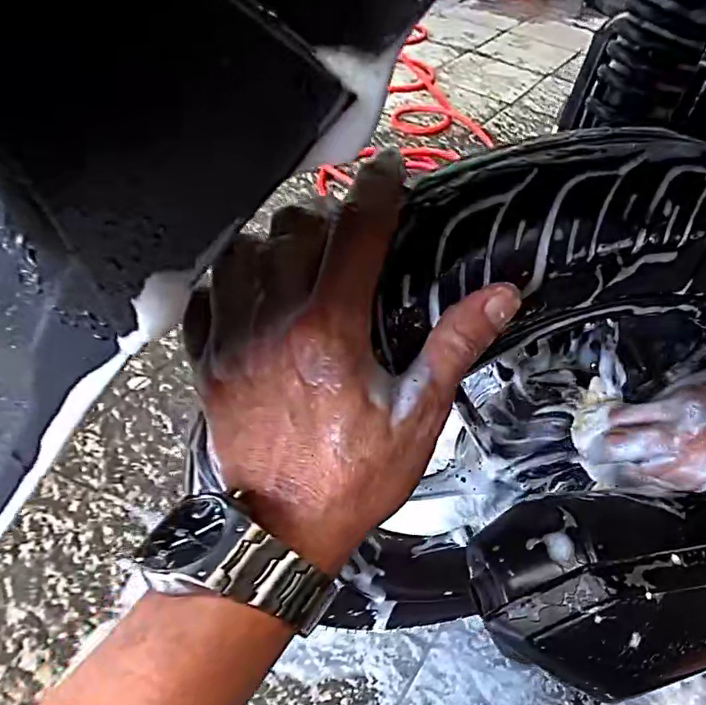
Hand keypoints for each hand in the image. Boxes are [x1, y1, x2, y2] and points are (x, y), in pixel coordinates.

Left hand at [182, 151, 520, 570]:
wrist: (279, 530)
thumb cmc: (349, 480)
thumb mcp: (417, 416)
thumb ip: (453, 347)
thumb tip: (497, 298)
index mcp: (330, 331)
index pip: (357, 235)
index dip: (379, 194)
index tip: (390, 174)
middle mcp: (275, 322)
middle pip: (297, 231)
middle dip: (330, 217)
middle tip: (353, 230)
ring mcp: (234, 341)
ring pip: (246, 252)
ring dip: (279, 241)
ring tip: (304, 254)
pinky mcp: (210, 364)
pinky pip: (208, 295)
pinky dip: (232, 278)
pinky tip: (254, 289)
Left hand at [571, 371, 705, 492]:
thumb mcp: (698, 383)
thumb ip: (663, 400)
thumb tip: (636, 411)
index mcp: (675, 412)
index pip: (622, 419)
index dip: (601, 421)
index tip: (591, 421)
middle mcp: (677, 443)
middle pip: (620, 450)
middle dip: (598, 448)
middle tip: (585, 447)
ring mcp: (686, 468)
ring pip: (634, 474)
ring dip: (613, 469)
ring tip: (597, 465)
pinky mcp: (697, 483)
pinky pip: (657, 487)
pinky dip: (638, 482)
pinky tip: (626, 479)